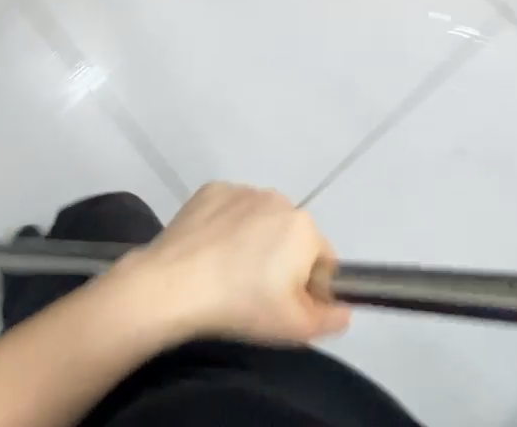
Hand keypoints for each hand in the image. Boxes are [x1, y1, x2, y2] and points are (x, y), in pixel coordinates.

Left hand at [105, 182, 350, 344]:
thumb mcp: (300, 327)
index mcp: (303, 226)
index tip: (284, 301)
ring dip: (253, 240)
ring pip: (259, 220)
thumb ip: (334, 317)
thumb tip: (340, 305)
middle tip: (256, 289)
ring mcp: (238, 189)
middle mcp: (275, 197)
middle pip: (290, 235)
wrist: (175, 284)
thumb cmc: (243, 303)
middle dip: (281, 259)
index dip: (308, 286)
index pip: (322, 260)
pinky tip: (211, 250)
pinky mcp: (208, 190)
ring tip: (229, 271)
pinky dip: (225, 225)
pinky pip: (229, 210)